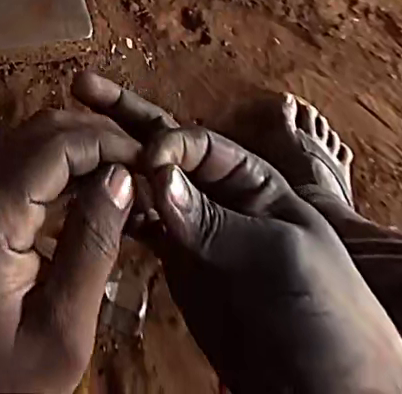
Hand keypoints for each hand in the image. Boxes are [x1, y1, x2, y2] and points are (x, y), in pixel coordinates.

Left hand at [0, 110, 139, 393]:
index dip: (112, 144)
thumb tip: (124, 176)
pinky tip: (100, 188)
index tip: (155, 166)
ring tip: (133, 178)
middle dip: (104, 138)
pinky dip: (69, 162)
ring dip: (89, 146)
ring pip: (41, 136)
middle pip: (49, 128)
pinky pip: (30, 157)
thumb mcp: (61, 329)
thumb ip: (93, 246)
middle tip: (149, 169)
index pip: (61, 143)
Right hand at [73, 74, 401, 393]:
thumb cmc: (329, 316)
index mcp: (253, 181)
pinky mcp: (185, 268)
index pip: (198, 145)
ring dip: (112, 162)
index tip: (143, 163)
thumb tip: (156, 176)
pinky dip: (116, 214)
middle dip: (124, 116)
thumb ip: (217, 222)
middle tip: (82, 85)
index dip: (166, 146)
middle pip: (165, 148)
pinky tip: (87, 205)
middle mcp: (220, 196)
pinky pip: (146, 230)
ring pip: (148, 186)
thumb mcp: (281, 260)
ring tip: (71, 144)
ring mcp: (199, 232)